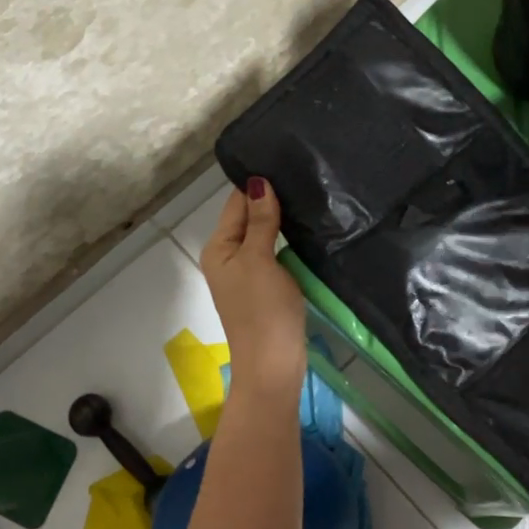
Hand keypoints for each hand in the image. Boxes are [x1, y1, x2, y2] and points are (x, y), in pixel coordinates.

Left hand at [201, 179, 307, 395]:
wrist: (273, 366)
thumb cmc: (263, 311)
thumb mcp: (260, 260)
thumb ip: (260, 221)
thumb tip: (258, 182)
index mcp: (218, 248)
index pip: (237, 203)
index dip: (259, 184)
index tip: (287, 162)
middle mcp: (227, 258)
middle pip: (249, 219)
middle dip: (272, 201)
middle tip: (305, 176)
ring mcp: (247, 275)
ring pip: (265, 237)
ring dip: (283, 222)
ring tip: (310, 198)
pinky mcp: (265, 289)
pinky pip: (275, 255)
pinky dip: (288, 243)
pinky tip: (308, 232)